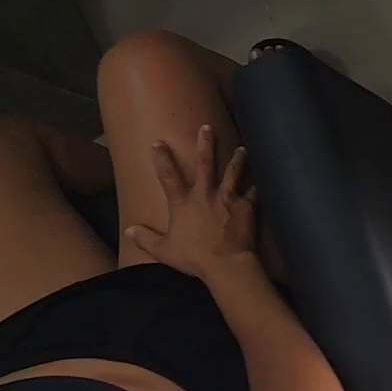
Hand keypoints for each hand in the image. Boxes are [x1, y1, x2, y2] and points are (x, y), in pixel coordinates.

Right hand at [125, 124, 257, 280]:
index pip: (168, 176)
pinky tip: (263, 180)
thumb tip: (128, 230)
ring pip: (233, 172)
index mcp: (183, 203)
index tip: (158, 142)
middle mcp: (205, 195)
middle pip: (205, 164)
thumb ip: (145, 238)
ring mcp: (228, 198)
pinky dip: (258, 186)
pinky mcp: (247, 205)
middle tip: (207, 127)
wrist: (226, 263)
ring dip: (238, 159)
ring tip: (243, 148)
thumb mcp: (163, 250)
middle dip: (205, 144)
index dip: (162, 158)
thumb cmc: (194, 257)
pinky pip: (254, 191)